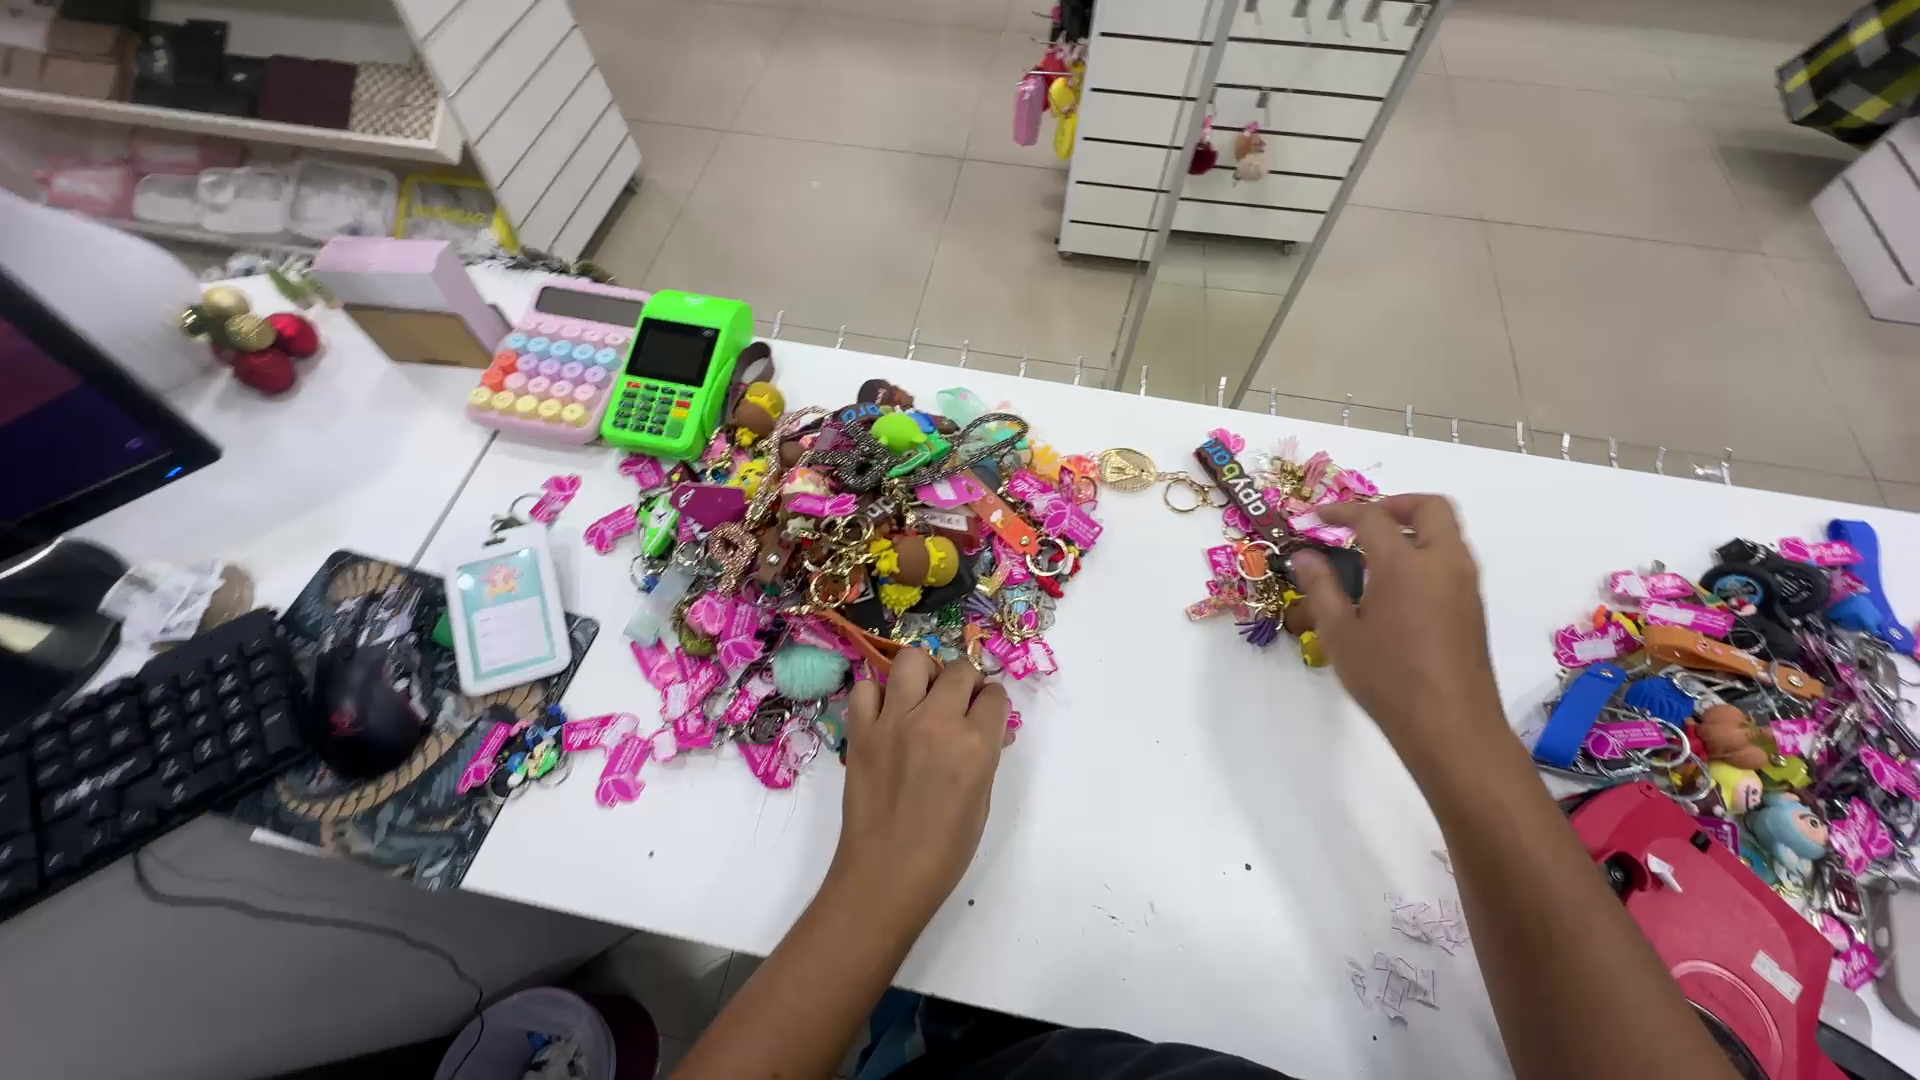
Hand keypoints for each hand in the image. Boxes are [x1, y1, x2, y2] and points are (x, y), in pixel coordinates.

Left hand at [827, 649, 1009, 929]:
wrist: (885, 876)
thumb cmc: (944, 851)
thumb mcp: (982, 801)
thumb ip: (986, 755)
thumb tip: (992, 728)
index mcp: (975, 744)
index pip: (994, 695)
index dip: (993, 704)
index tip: (987, 715)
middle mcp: (936, 722)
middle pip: (959, 669)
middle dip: (966, 682)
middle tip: (959, 704)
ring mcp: (894, 722)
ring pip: (912, 660)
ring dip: (924, 673)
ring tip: (922, 696)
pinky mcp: (861, 731)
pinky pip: (866, 688)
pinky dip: (878, 694)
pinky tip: (886, 715)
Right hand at [1290, 495, 1506, 769]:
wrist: (1450, 726)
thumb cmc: (1387, 677)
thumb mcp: (1339, 632)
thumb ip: (1321, 586)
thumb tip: (1305, 556)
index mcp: (1406, 565)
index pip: (1372, 517)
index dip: (1340, 511)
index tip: (1314, 520)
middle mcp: (1444, 564)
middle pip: (1431, 507)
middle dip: (1394, 504)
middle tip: (1360, 524)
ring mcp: (1466, 584)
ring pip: (1447, 532)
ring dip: (1413, 527)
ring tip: (1373, 553)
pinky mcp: (1473, 606)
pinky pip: (1451, 558)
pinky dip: (1424, 552)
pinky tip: (1394, 586)